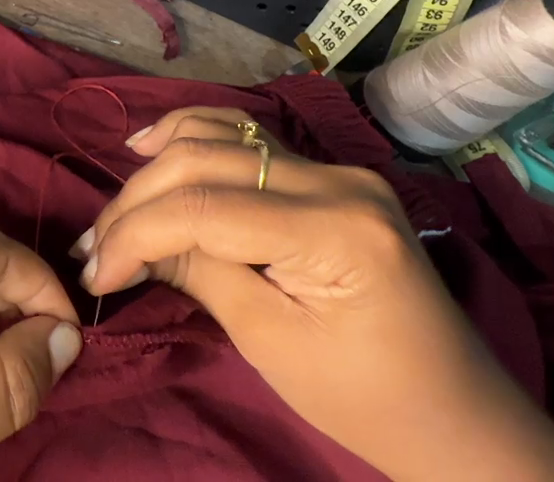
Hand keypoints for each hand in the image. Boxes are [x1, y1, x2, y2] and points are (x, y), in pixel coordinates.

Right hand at [75, 106, 553, 481]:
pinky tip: (151, 145)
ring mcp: (336, 169)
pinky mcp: (328, 174)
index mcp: (335, 230)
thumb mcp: (269, 343)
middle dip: (135, 204)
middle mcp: (337, 179)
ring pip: (217, 135)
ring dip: (155, 166)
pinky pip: (244, 138)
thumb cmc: (366, 400)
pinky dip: (191, 136)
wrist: (460, 418)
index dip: (133, 234)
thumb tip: (125, 245)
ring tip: (113, 208)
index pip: (202, 208)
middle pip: (201, 161)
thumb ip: (196, 273)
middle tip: (93, 249)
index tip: (94, 274)